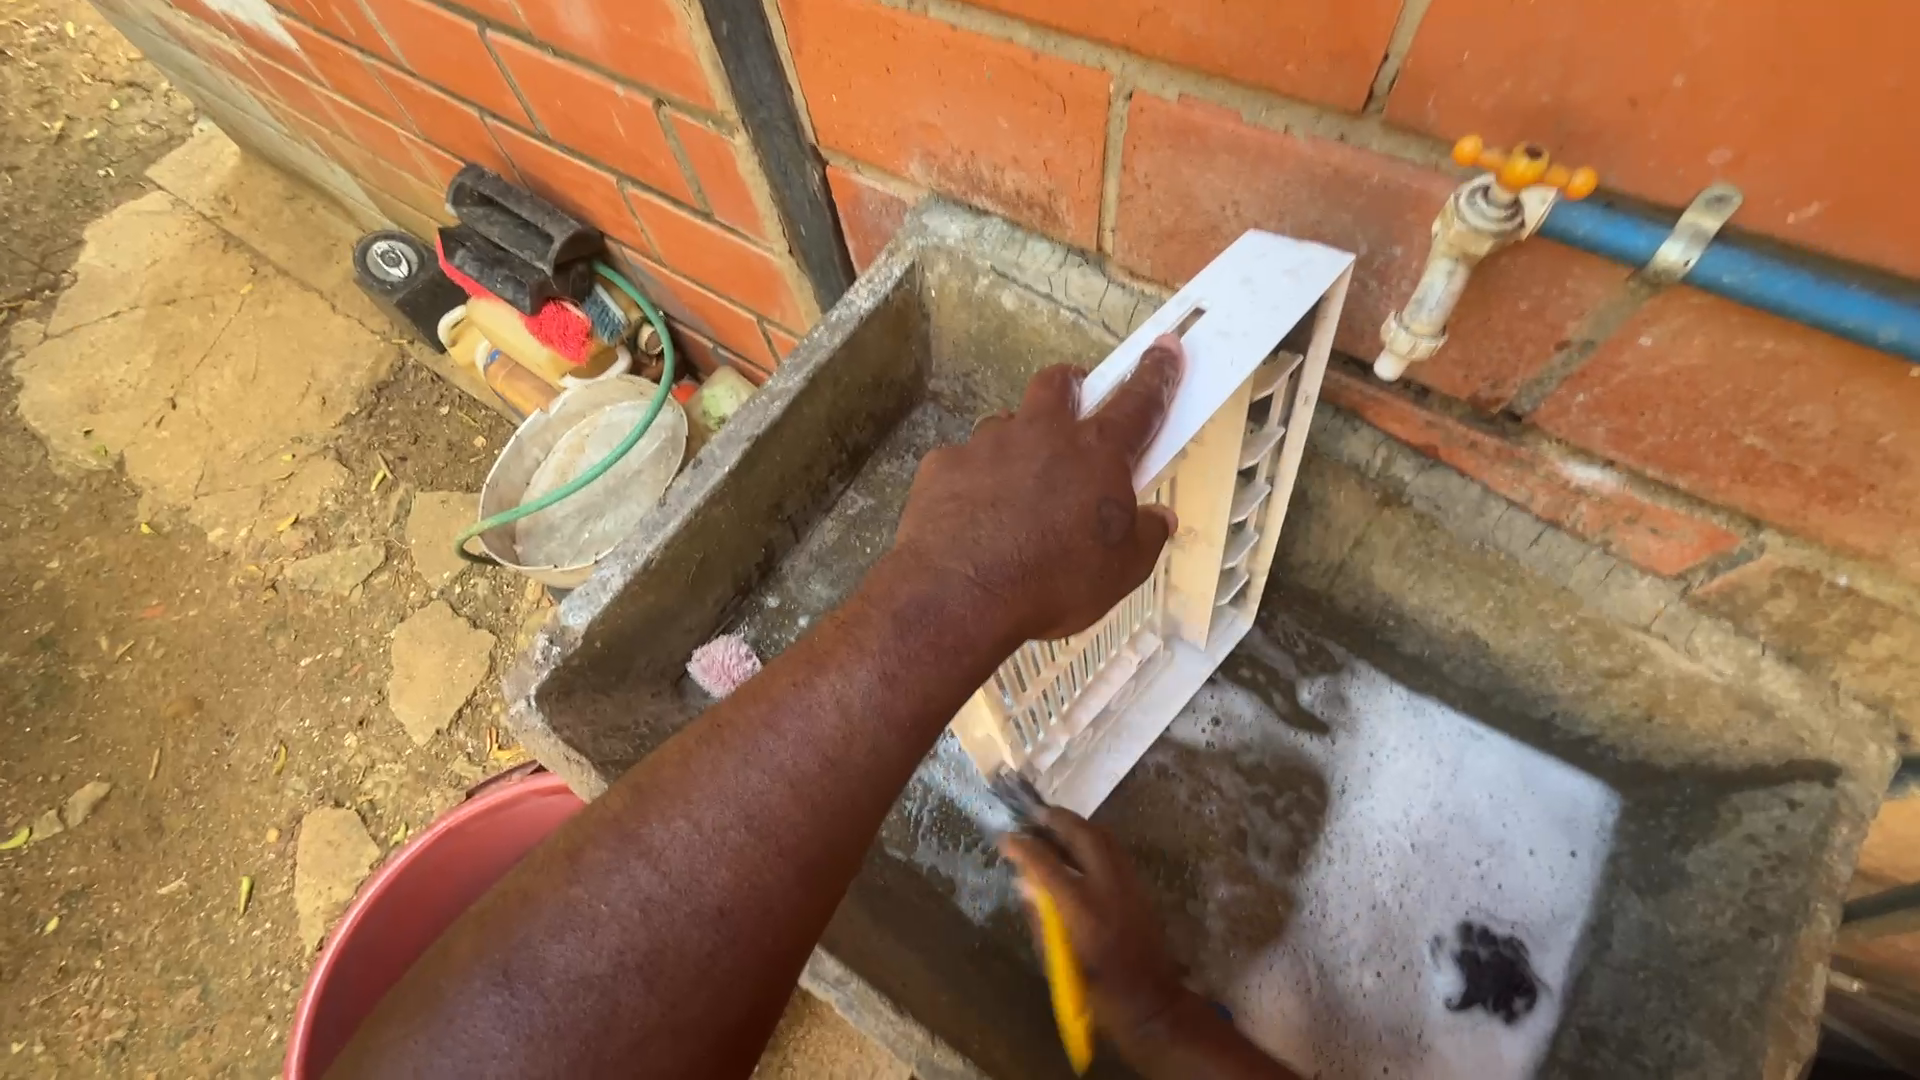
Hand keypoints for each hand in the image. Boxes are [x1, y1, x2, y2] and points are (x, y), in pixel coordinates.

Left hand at [889, 335, 1183, 645]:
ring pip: (1005, 424)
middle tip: (1074, 409)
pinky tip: (970, 516)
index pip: (1138, 401)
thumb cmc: (1054, 583)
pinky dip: (972, 481)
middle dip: (1071, 385)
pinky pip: (962, 462)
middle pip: (1058, 383)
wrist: (960, 595)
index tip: (1166, 347)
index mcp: (1095, 453)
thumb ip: (1146, 536)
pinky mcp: (942, 465)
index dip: (1157, 373)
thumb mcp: (1121, 571)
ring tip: (1014, 488)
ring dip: (1017, 443)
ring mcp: (985, 444)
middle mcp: (1040, 433)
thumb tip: (1160, 517)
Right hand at [1000, 806, 1186, 1045]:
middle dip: (1055, 819)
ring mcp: (1128, 882)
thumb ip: (1040, 918)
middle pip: (1080, 834)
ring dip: (1076, 824)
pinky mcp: (1141, 886)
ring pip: (1103, 835)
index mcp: (1081, 908)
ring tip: (1054, 823)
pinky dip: (1094, 837)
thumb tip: (1025, 884)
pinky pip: (1115, 848)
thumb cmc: (1098, 992)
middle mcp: (1106, 886)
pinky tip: (1080, 845)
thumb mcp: (1059, 962)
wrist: (1152, 1005)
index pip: (1045, 863)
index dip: (1023, 847)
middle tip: (1034, 815)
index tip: (1006, 839)